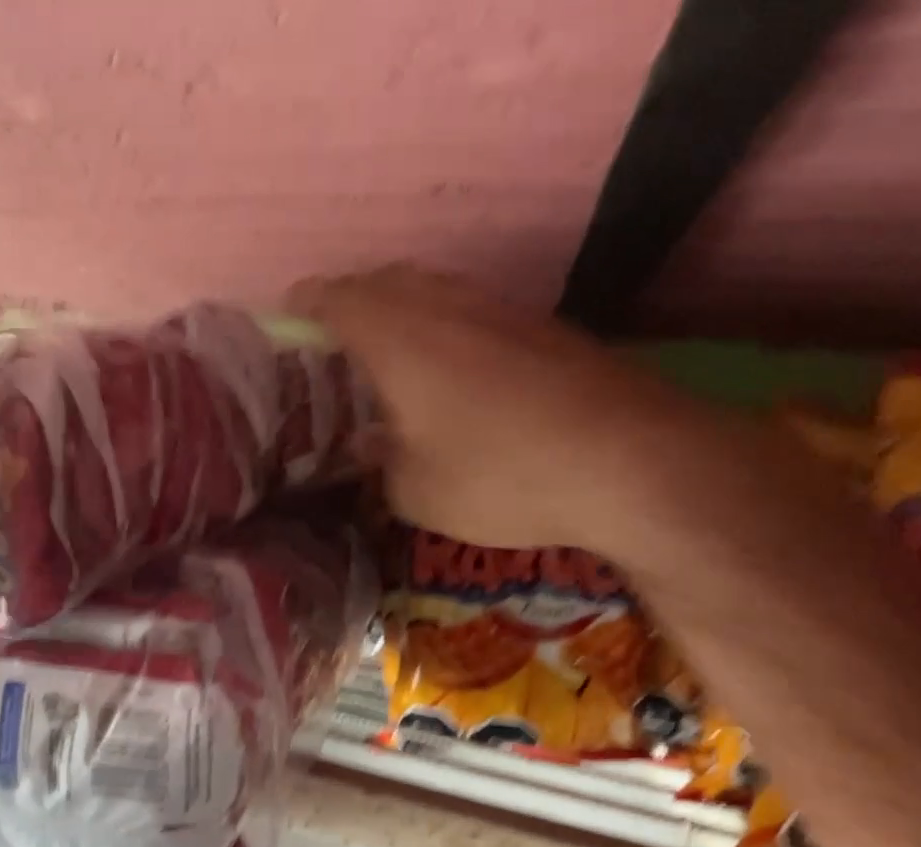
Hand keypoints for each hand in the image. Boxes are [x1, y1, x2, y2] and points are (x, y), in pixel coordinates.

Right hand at [289, 264, 719, 552]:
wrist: (634, 461)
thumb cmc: (501, 474)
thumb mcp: (414, 491)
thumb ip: (379, 461)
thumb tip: (372, 444)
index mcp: (397, 337)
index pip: (334, 298)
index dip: (304, 305)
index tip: (286, 321)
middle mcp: (446, 306)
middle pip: (385, 281)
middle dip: (351, 301)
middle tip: (333, 340)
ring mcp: (502, 310)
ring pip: (434, 289)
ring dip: (402, 310)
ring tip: (388, 352)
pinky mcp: (545, 327)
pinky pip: (473, 310)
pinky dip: (445, 326)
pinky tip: (453, 370)